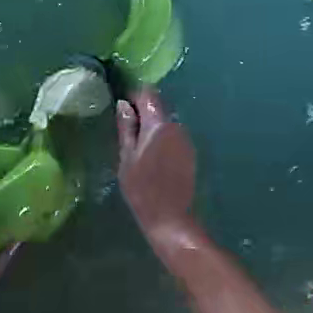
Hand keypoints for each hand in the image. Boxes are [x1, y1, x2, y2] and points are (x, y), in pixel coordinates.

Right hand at [116, 87, 198, 247]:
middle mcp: (176, 126)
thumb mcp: (126, 158)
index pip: (148, 95)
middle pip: (158, 109)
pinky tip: (153, 158)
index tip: (121, 106)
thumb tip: (123, 104)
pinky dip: (162, 140)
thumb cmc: (141, 188)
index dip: (134, 96)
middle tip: (125, 131)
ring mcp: (186, 139)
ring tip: (137, 148)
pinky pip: (173, 137)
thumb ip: (126, 128)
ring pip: (166, 123)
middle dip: (142, 114)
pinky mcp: (190, 152)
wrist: (169, 216)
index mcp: (159, 125)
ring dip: (152, 128)